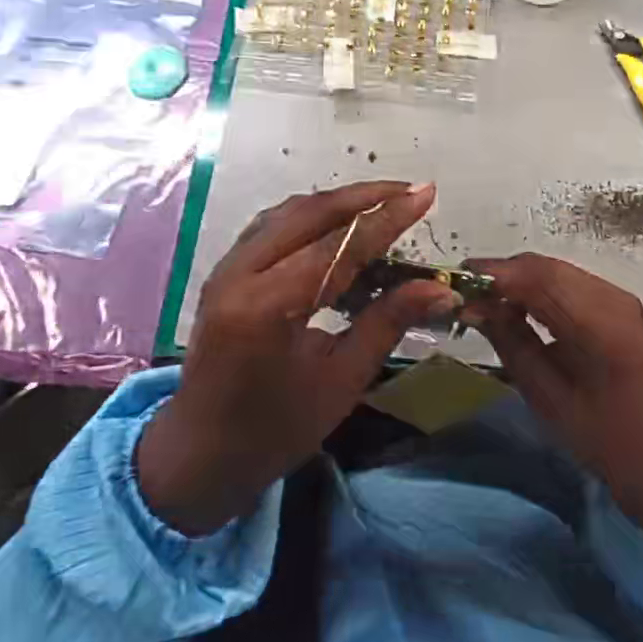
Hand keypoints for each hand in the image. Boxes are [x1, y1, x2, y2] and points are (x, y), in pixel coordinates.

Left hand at [137, 181, 456, 533]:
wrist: (202, 450)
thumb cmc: (276, 429)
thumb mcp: (341, 381)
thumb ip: (386, 323)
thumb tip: (439, 288)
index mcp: (267, 307)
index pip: (336, 247)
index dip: (385, 219)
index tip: (426, 195)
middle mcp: (239, 274)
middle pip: (306, 214)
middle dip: (362, 198)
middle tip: (409, 191)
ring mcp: (225, 269)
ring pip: (285, 214)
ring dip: (334, 203)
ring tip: (381, 203)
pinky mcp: (223, 271)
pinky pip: (269, 228)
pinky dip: (307, 217)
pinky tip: (336, 224)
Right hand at [463, 253, 642, 534]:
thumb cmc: (593, 431)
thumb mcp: (540, 391)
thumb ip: (507, 338)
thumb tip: (470, 304)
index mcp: (599, 330)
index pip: (539, 281)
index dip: (494, 275)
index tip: (456, 280)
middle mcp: (613, 302)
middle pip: (545, 267)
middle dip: (501, 273)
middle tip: (464, 290)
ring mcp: (618, 296)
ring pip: (553, 268)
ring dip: (516, 277)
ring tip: (484, 296)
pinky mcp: (615, 299)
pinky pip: (564, 277)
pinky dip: (534, 283)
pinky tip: (515, 301)